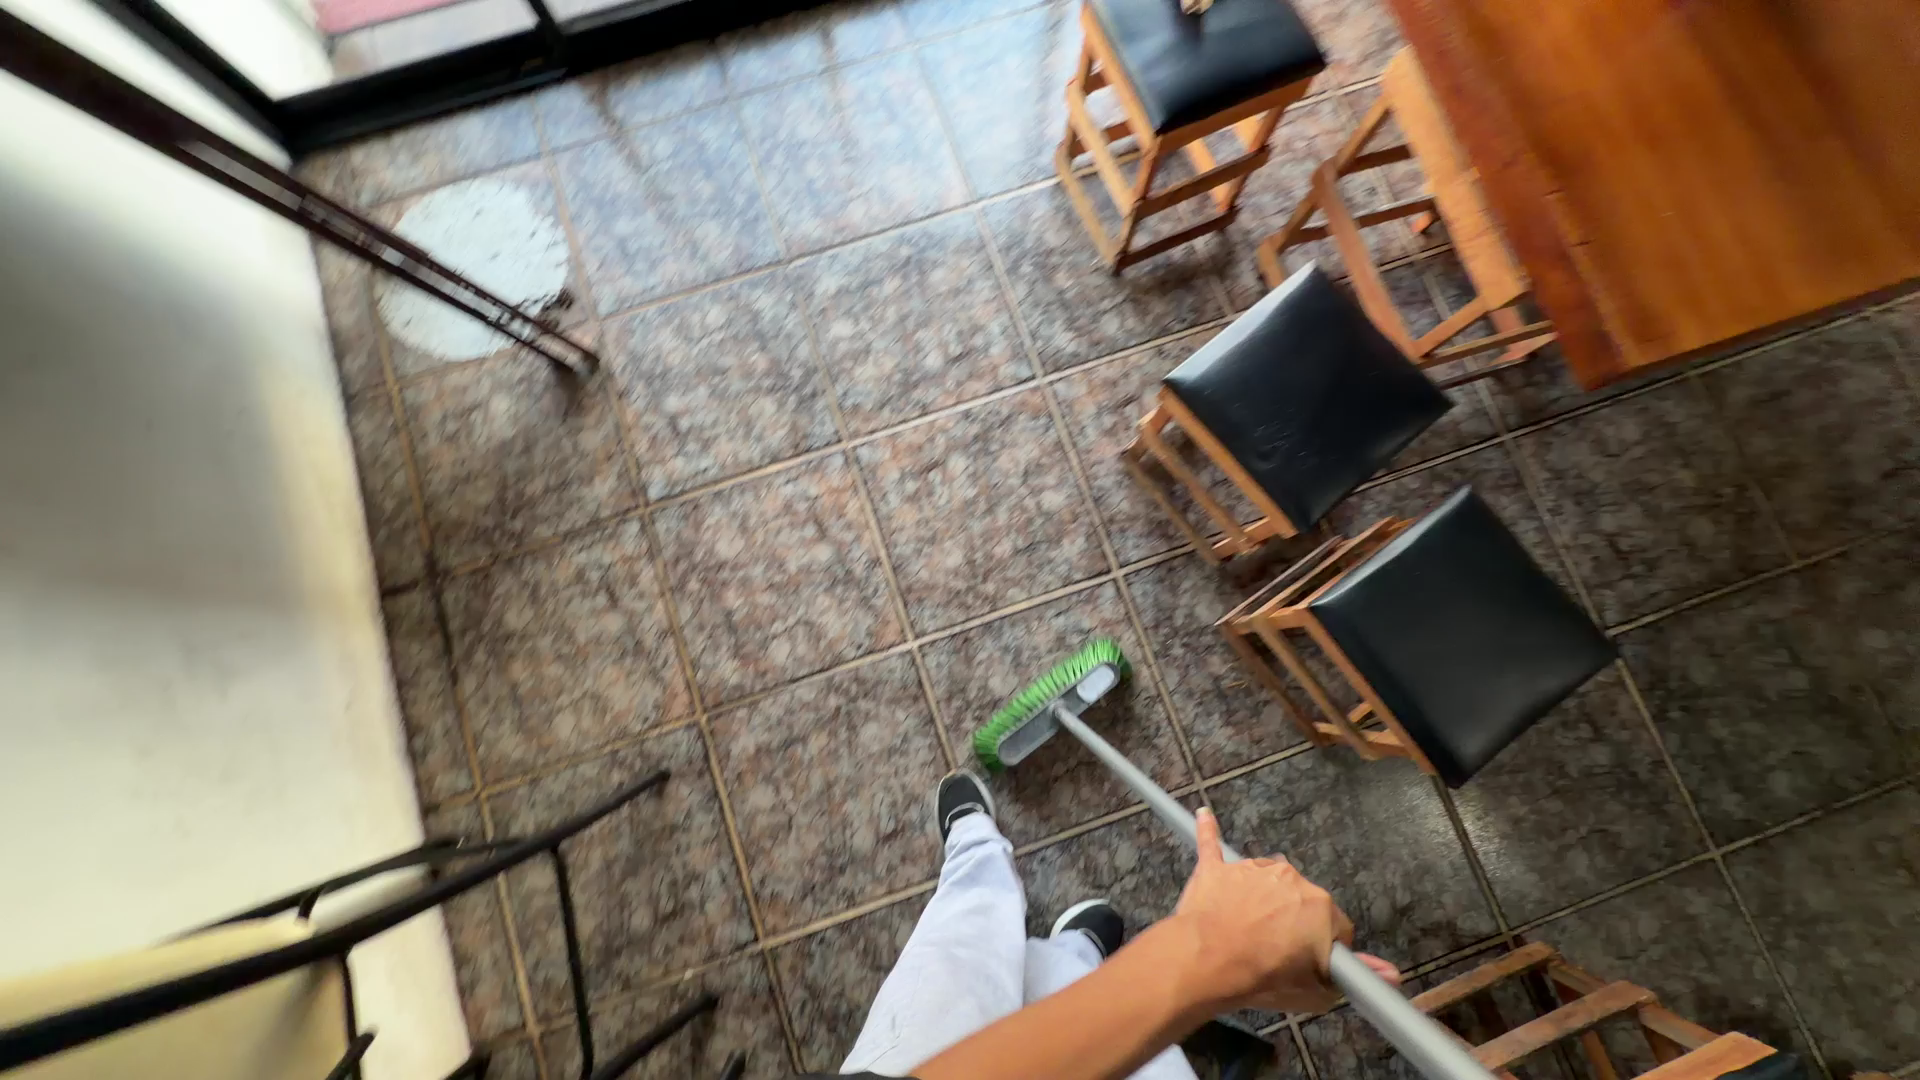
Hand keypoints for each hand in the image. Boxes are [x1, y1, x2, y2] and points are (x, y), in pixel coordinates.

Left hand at [1170, 808, 1400, 1013]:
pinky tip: (1204, 814)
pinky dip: (1207, 829)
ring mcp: (1250, 868)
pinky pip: (1211, 842)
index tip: (1309, 964)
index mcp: (1320, 905)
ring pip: (1265, 880)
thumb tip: (1392, 973)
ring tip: (1246, 927)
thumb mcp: (1319, 990)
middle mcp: (1288, 877)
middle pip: (1299, 900)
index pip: (1336, 927)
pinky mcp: (1215, 866)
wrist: (1209, 960)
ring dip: (1261, 897)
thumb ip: (1358, 976)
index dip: (1324, 949)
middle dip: (1293, 921)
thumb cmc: (1265, 977)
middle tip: (1276, 951)